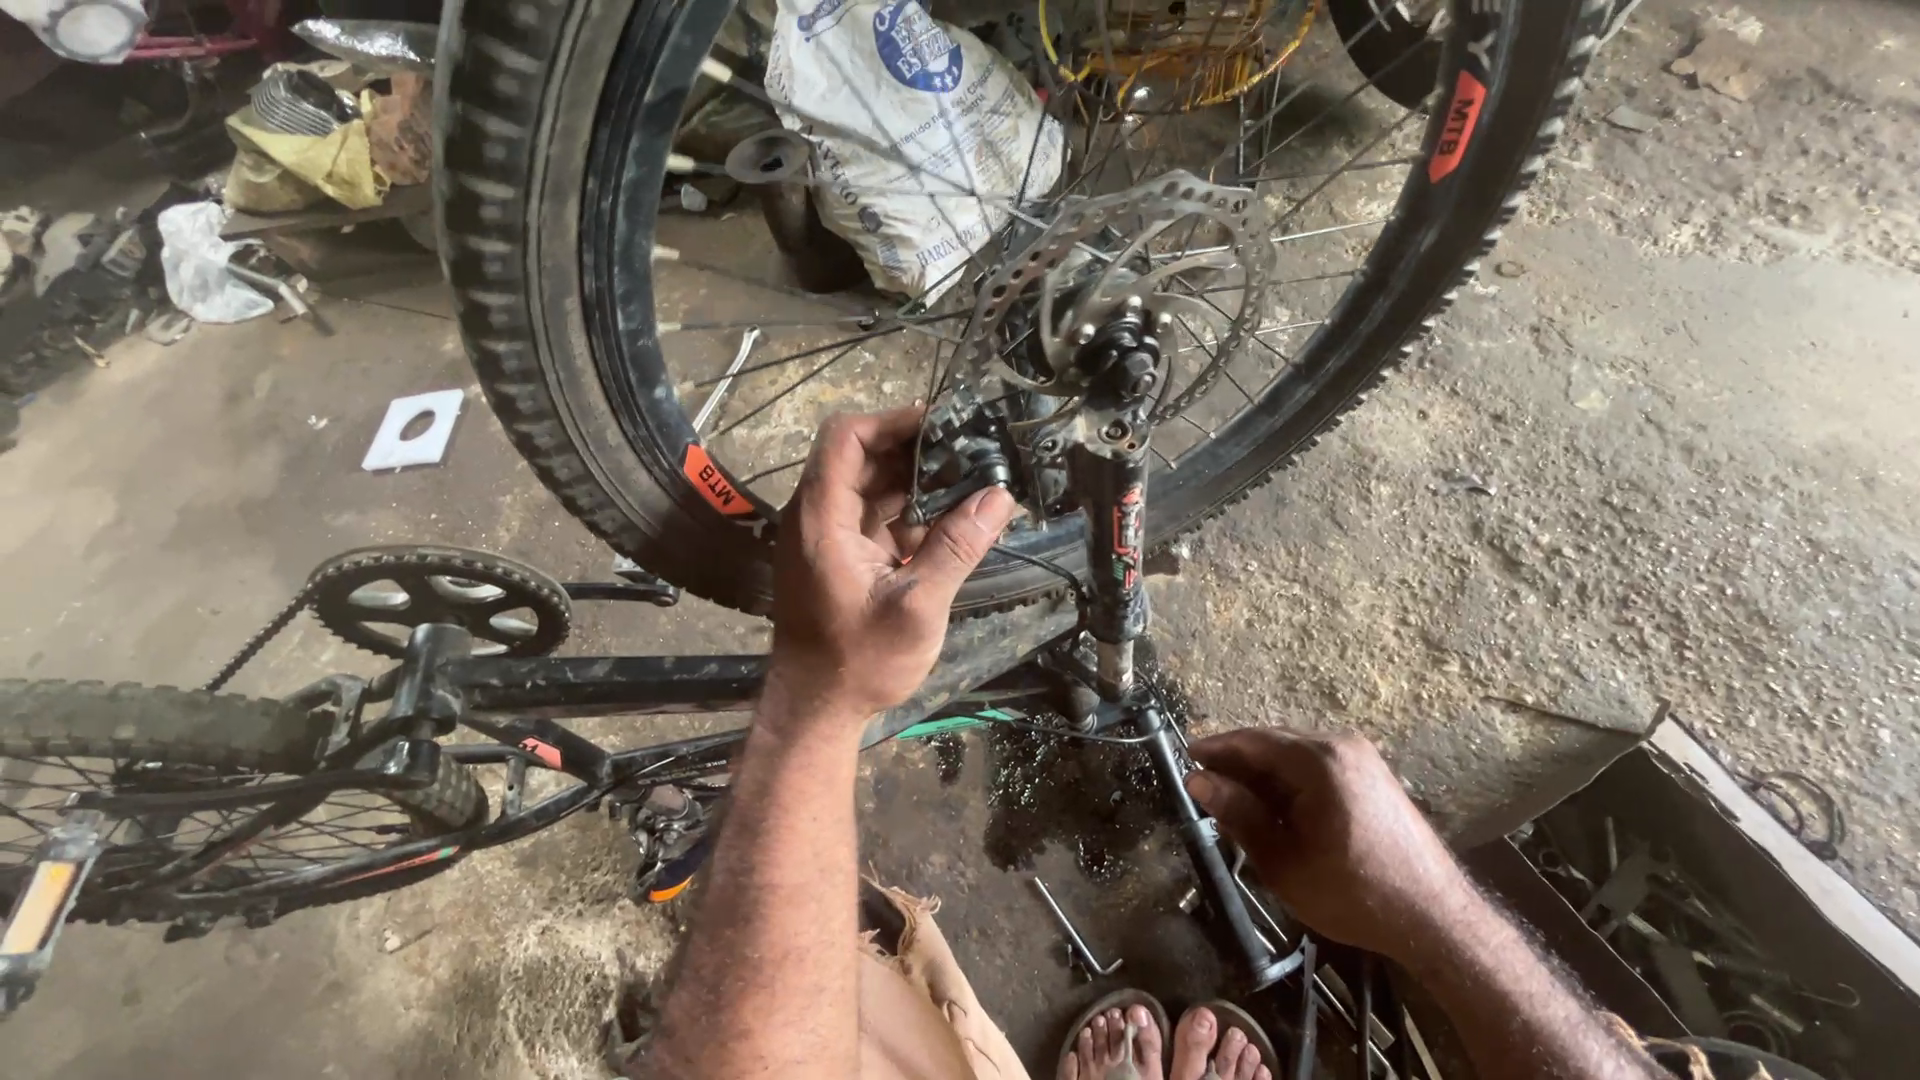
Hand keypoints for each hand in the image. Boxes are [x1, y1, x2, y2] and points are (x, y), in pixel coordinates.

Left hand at [767, 409, 1018, 725]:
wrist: (818, 709)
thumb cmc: (859, 661)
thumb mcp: (917, 605)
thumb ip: (956, 548)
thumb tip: (1000, 497)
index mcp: (822, 518)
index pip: (845, 438)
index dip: (891, 421)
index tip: (941, 423)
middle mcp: (818, 517)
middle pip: (861, 457)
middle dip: (915, 449)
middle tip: (970, 449)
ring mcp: (829, 538)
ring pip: (872, 486)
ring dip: (918, 480)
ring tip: (971, 476)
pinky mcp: (843, 557)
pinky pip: (878, 517)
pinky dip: (912, 512)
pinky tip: (953, 518)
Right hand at [1184, 728, 1474, 962]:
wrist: (1435, 920)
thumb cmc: (1353, 893)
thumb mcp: (1283, 860)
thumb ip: (1238, 813)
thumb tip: (1197, 780)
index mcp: (1319, 760)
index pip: (1250, 741)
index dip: (1214, 750)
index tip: (1184, 761)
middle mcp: (1341, 746)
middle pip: (1272, 744)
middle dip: (1237, 766)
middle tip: (1206, 792)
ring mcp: (1361, 758)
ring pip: (1293, 756)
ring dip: (1263, 776)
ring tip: (1238, 807)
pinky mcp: (1371, 775)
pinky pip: (1315, 766)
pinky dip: (1289, 783)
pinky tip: (1277, 812)